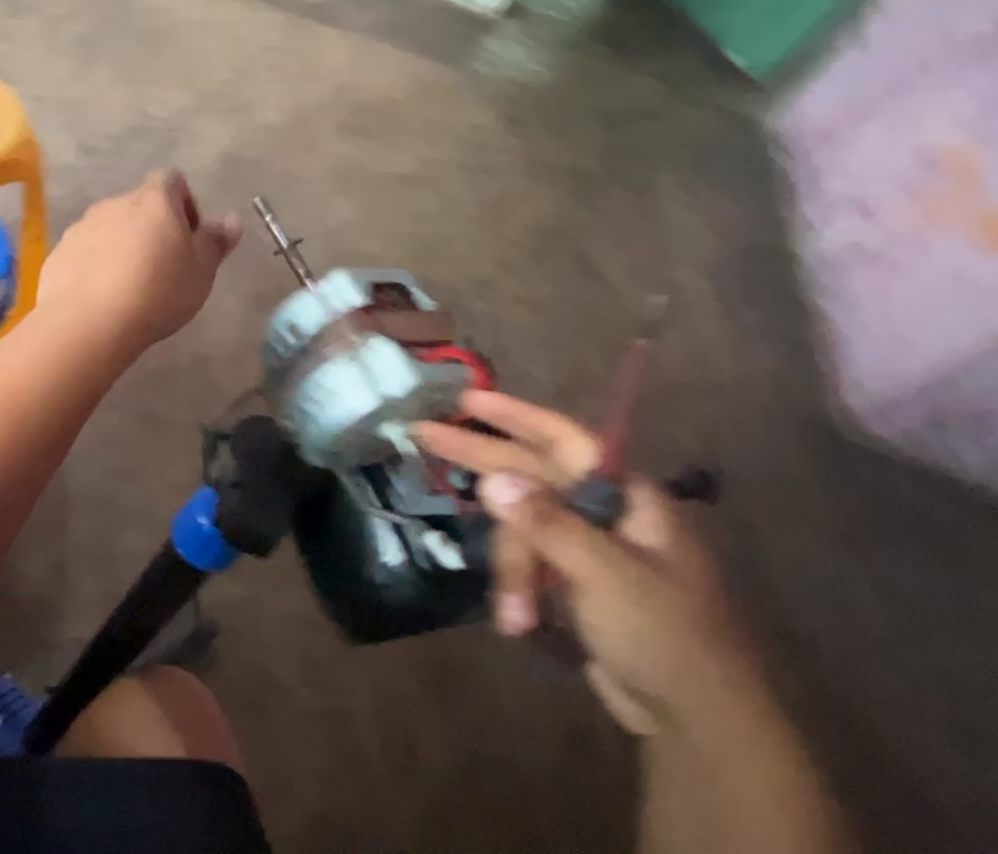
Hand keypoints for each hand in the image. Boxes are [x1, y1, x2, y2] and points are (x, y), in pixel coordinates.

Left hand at [36, 170, 239, 356]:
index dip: (185, 205)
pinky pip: (84, 253)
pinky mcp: (58, 253)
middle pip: (139, 206)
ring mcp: (81, 227)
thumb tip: (231, 219)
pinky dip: (95, 266)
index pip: (172, 181)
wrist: (88, 323)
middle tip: (163, 268)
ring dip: (121, 247)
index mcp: (153, 200)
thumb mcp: (201, 272)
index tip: (189, 239)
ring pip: (109, 229)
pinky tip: (102, 298)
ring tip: (130, 287)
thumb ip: (216, 242)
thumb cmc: (157, 293)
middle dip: (152, 229)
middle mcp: (114, 203)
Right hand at [414, 391, 762, 735]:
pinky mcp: (573, 582)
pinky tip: (517, 620)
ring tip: (515, 617)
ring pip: (522, 531)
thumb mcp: (606, 576)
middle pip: (531, 476)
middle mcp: (605, 513)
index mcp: (628, 499)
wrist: (697, 718)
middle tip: (422, 436)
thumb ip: (549, 524)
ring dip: (511, 572)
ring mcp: (587, 548)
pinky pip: (527, 563)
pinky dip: (517, 589)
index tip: (466, 399)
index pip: (564, 439)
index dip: (515, 415)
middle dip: (481, 465)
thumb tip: (493, 478)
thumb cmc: (665, 636)